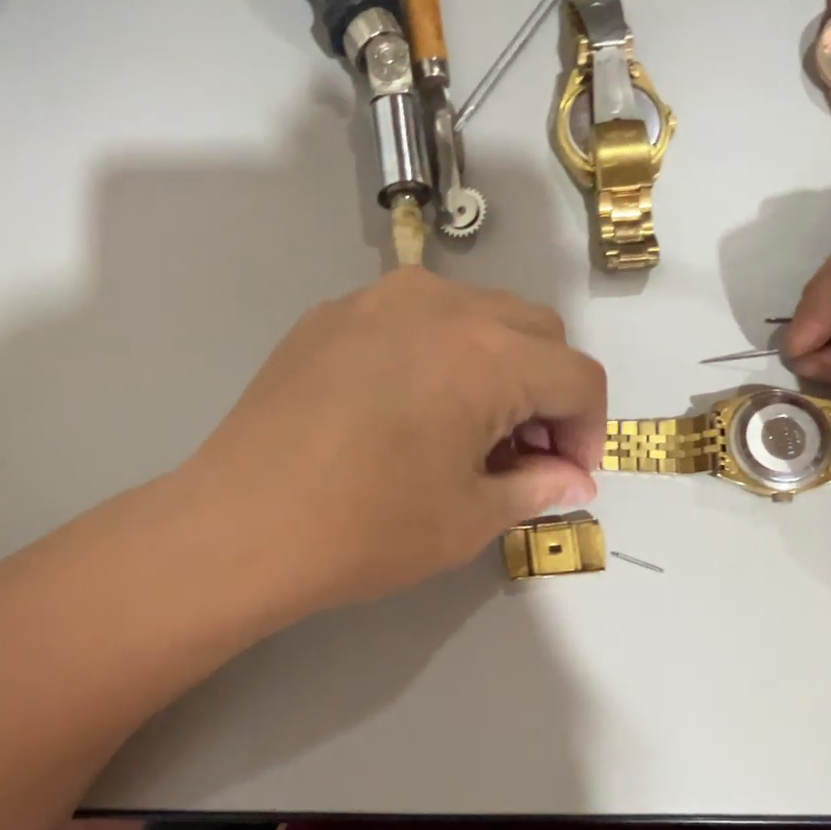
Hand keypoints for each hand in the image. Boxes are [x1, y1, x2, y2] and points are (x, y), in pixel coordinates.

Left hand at [186, 268, 604, 608]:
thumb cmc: (365, 529)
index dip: (589, 431)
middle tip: (522, 455)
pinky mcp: (331, 315)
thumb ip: (535, 488)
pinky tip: (407, 409)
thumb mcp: (467, 519)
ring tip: (467, 429)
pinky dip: (437, 353)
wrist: (241, 524)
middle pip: (534, 331)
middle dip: (547, 391)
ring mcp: (377, 300)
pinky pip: (412, 318)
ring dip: (496, 364)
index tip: (568, 477)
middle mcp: (440, 305)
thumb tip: (572, 479)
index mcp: (487, 354)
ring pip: (475, 313)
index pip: (577, 377)